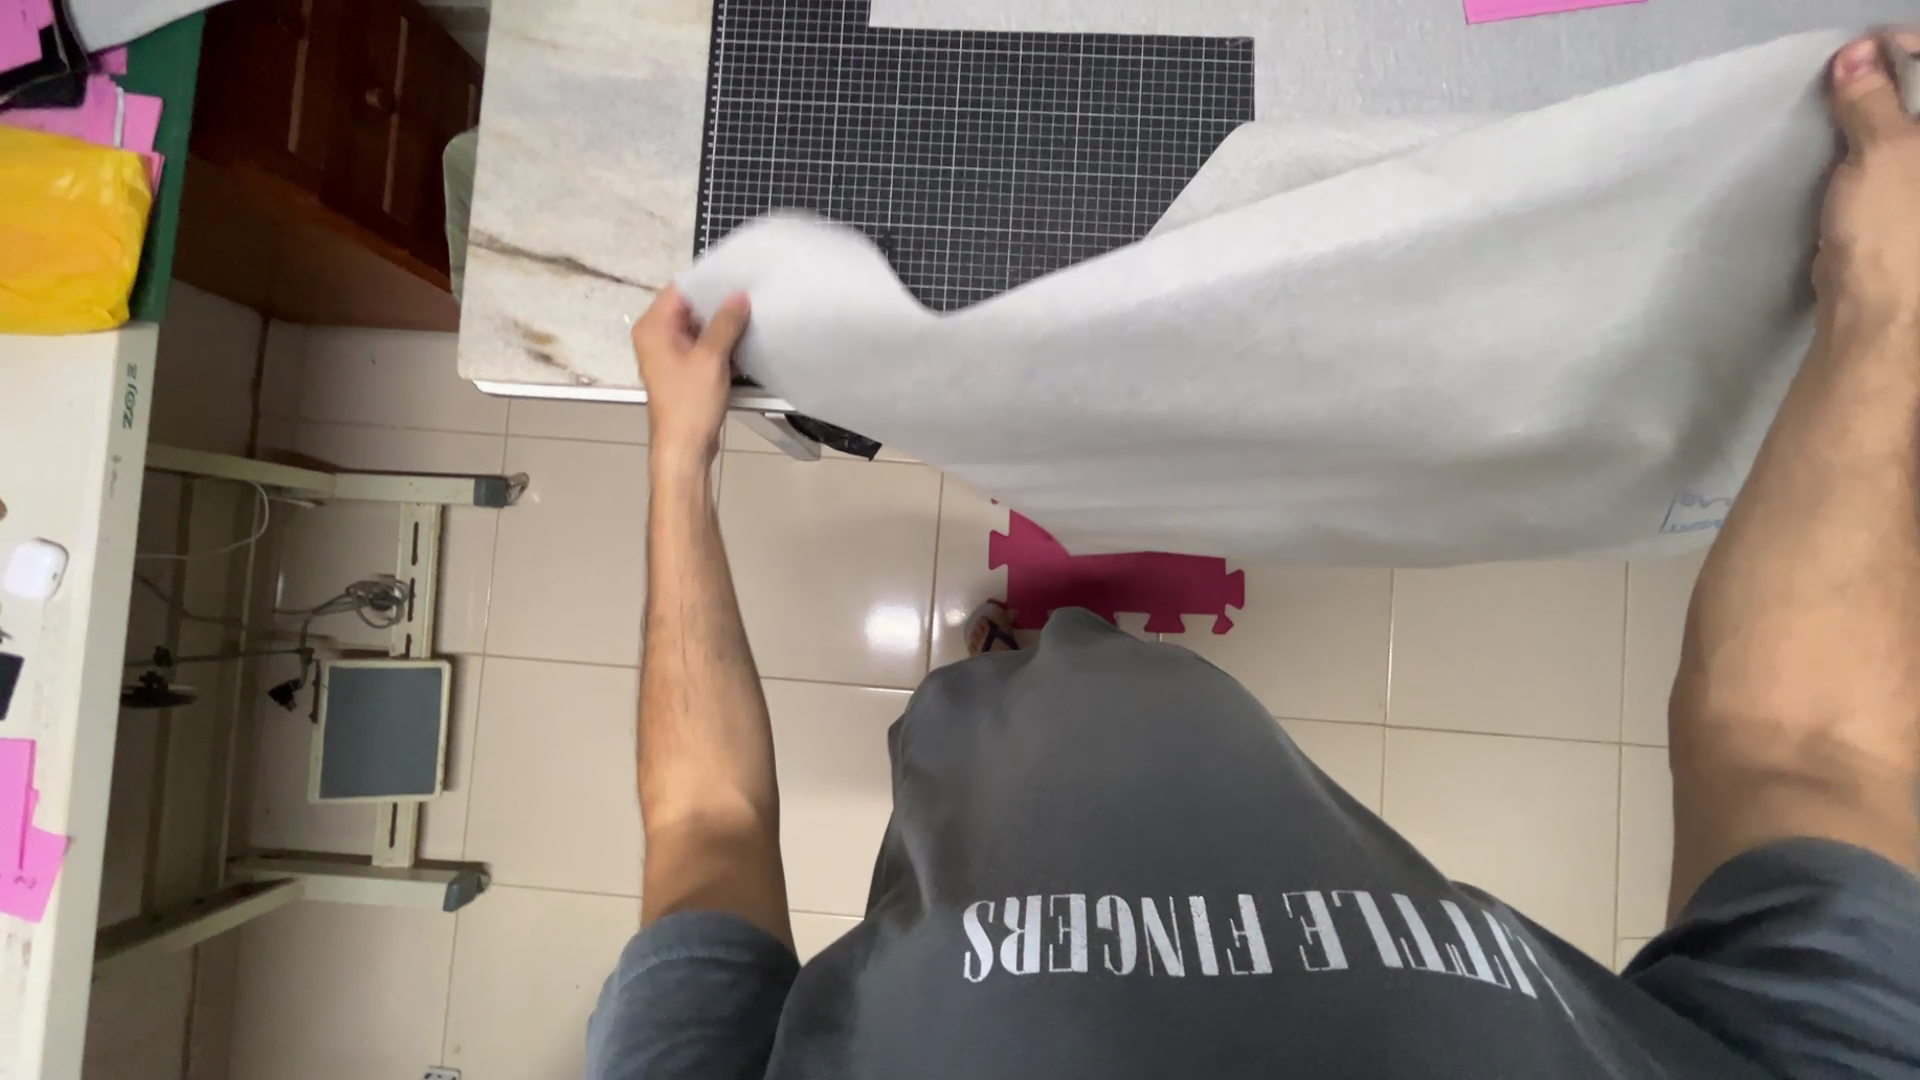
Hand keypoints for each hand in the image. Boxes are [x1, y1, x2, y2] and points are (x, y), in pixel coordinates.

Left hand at [632, 286, 750, 472]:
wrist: (685, 448)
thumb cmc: (691, 403)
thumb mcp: (711, 358)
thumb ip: (726, 323)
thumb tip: (739, 296)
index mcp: (653, 328)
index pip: (680, 290)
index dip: (708, 284)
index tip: (737, 278)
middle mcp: (656, 338)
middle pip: (689, 309)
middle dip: (718, 306)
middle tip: (749, 297)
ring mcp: (669, 357)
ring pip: (699, 330)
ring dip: (722, 328)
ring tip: (751, 318)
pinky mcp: (683, 373)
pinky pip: (702, 350)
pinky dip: (720, 347)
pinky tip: (743, 346)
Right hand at [1818, 33, 1919, 328]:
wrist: (1882, 301)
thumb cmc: (1894, 225)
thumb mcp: (1881, 152)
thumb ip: (1871, 101)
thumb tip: (1857, 53)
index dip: (1907, 49)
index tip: (1860, 54)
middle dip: (1890, 80)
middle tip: (1848, 78)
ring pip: (1910, 124)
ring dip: (1878, 111)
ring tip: (1845, 109)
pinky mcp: (1913, 197)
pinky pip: (1898, 152)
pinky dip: (1873, 141)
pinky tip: (1850, 146)